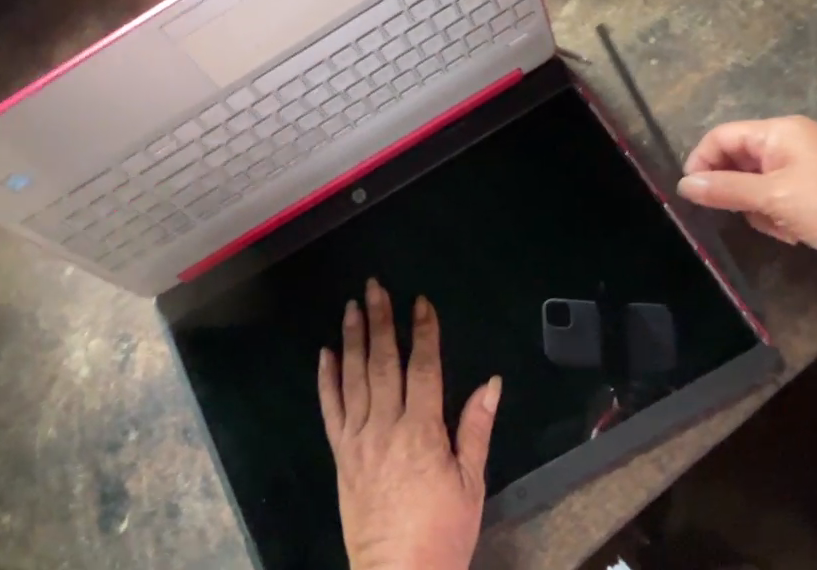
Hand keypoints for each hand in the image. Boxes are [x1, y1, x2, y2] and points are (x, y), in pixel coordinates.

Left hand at [318, 279, 500, 569]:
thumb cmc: (443, 531)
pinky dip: (326, 379)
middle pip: (383, 362)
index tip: (421, 302)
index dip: (423, 332)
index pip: (423, 368)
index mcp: (422, 431)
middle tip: (375, 286)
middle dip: (380, 320)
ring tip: (352, 306)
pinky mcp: (340, 453)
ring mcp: (358, 438)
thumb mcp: (471, 483)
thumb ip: (477, 428)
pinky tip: (325, 353)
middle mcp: (386, 425)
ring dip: (352, 338)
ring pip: (353, 377)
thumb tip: (492, 383)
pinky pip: (330, 409)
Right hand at [677, 116, 816, 281]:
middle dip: (735, 190)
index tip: (695, 197)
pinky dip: (780, 212)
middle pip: (739, 159)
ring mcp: (811, 162)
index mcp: (780, 131)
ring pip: (759, 181)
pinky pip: (782, 193)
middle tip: (745, 216)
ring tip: (779, 228)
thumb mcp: (772, 199)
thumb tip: (683, 185)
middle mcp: (793, 139)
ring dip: (758, 206)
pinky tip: (795, 233)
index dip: (702, 164)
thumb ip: (723, 189)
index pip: (720, 137)